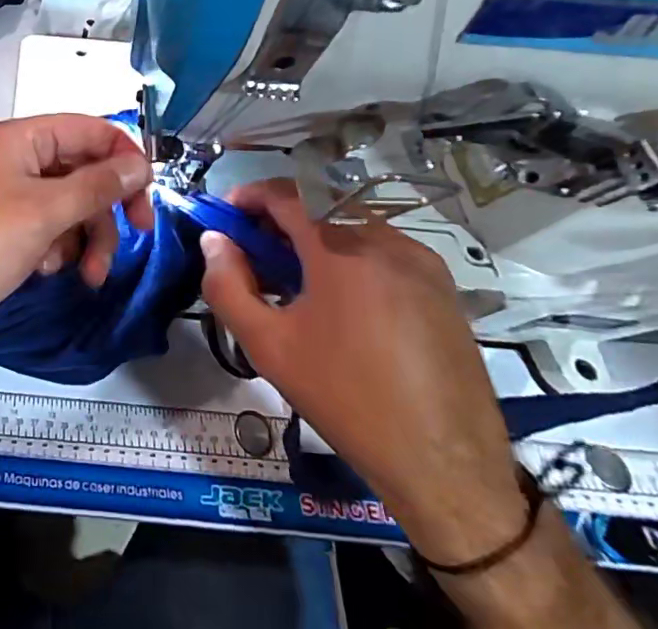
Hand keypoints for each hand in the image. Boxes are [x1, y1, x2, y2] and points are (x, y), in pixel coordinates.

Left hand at [0, 114, 153, 348]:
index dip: (122, 155)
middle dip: (109, 207)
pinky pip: (58, 228)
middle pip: (87, 170)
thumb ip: (98, 185)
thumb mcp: (47, 211)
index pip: (89, 130)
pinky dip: (63, 248)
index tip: (148, 190)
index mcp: (23, 139)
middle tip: (140, 231)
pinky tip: (49, 269)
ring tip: (92, 273)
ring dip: (90, 238)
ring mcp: (18, 195)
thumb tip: (141, 166)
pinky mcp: (17, 228)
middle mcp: (22, 160)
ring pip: (77, 205)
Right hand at [200, 179, 525, 562]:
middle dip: (278, 222)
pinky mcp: (442, 285)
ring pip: (352, 227)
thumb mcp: (269, 346)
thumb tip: (214, 242)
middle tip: (253, 258)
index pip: (286, 194)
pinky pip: (383, 251)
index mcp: (341, 247)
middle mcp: (385, 239)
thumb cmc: (345, 398)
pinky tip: (341, 305)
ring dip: (315, 240)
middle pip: (319, 207)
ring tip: (295, 285)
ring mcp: (420, 260)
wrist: (444, 462)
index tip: (225, 218)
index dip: (248, 197)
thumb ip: (228, 286)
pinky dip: (350, 257)